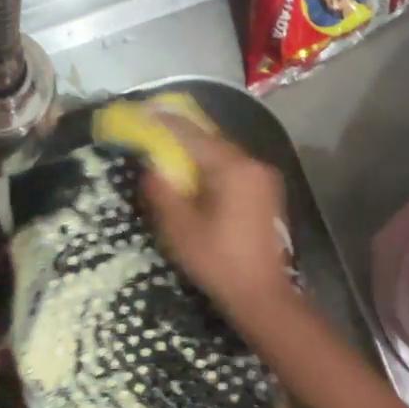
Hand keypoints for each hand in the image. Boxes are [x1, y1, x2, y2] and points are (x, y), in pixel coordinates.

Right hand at [141, 117, 294, 319]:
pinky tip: (196, 182)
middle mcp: (253, 164)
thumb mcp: (179, 228)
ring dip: (196, 154)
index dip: (163, 122)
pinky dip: (211, 169)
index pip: (191, 133)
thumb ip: (161, 190)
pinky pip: (233, 170)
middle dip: (180, 137)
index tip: (141, 112)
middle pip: (210, 141)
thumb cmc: (218, 261)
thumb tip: (151, 166)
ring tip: (170, 157)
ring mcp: (264, 178)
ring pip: (222, 156)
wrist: (262, 295)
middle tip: (153, 133)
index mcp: (232, 167)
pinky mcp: (267, 194)